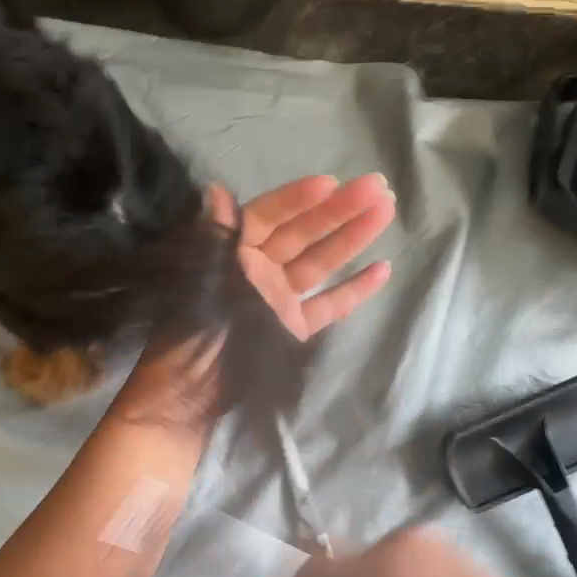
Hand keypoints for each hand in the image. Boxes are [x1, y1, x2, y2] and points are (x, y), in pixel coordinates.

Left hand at [207, 174, 393, 339]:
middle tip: (378, 185)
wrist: (189, 394)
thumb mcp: (201, 280)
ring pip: (318, 263)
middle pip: (300, 234)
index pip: (266, 218)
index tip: (329, 182)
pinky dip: (352, 289)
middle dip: (337, 210)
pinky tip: (382, 268)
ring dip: (352, 237)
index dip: (296, 199)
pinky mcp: (291, 331)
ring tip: (387, 210)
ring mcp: (275, 302)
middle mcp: (255, 273)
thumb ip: (215, 237)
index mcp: (229, 257)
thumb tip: (216, 189)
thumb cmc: (192, 334)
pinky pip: (326, 306)